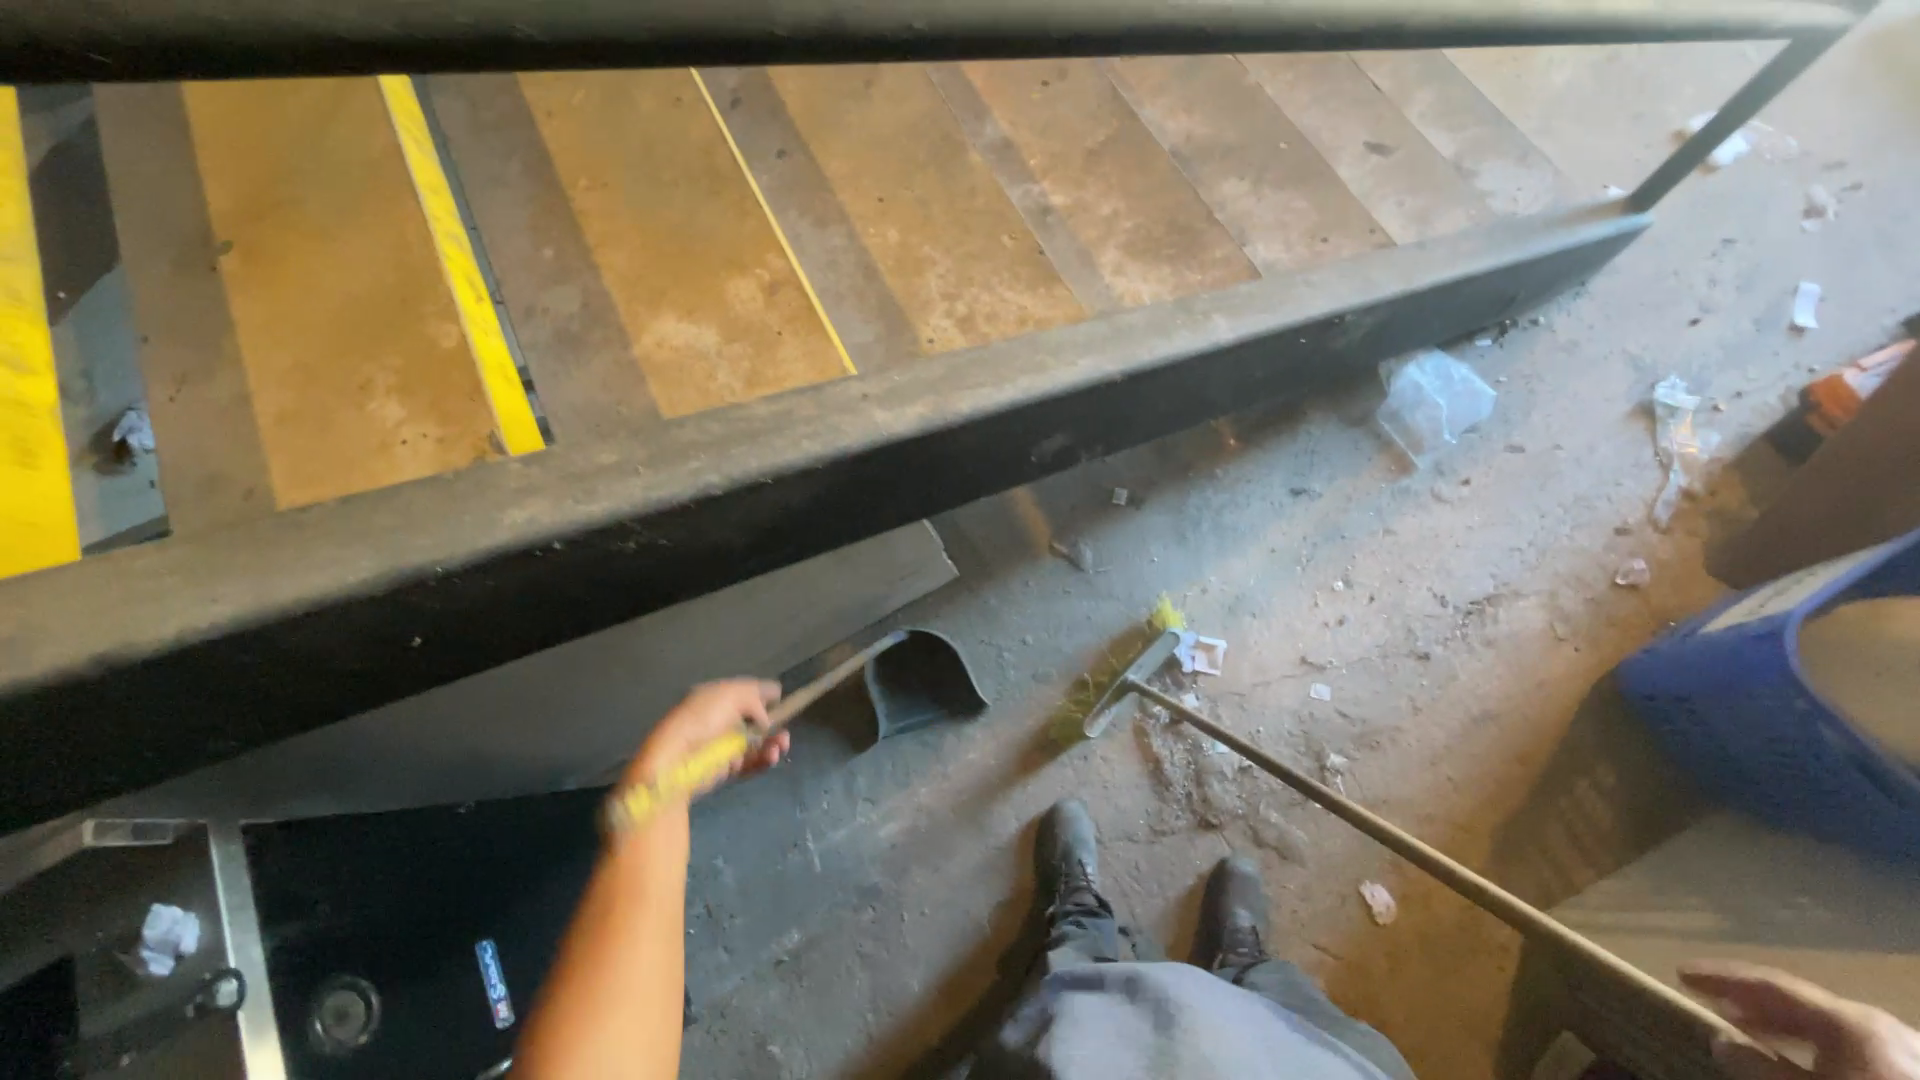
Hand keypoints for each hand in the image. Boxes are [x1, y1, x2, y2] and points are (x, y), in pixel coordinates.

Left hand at [626, 679, 789, 797]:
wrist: (677, 760)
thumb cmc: (703, 718)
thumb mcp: (732, 694)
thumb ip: (756, 698)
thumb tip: (766, 718)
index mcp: (715, 697)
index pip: (744, 692)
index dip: (762, 694)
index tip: (781, 697)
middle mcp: (719, 720)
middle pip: (754, 720)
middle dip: (774, 722)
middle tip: (786, 728)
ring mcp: (722, 746)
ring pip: (756, 743)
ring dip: (773, 742)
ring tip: (782, 743)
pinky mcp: (725, 770)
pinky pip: (751, 764)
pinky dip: (765, 760)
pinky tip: (773, 755)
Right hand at [1681, 961, 1919, 1079]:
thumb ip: (1757, 1065)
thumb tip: (1719, 1040)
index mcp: (1848, 1018)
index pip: (1769, 983)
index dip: (1720, 976)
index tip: (1681, 973)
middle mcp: (1873, 1021)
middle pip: (1797, 1001)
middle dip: (1748, 1000)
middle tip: (1707, 999)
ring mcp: (1897, 1046)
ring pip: (1823, 1024)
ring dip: (1777, 1023)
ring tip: (1741, 1026)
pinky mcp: (1906, 1069)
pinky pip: (1845, 1044)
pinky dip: (1809, 1043)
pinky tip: (1790, 1054)